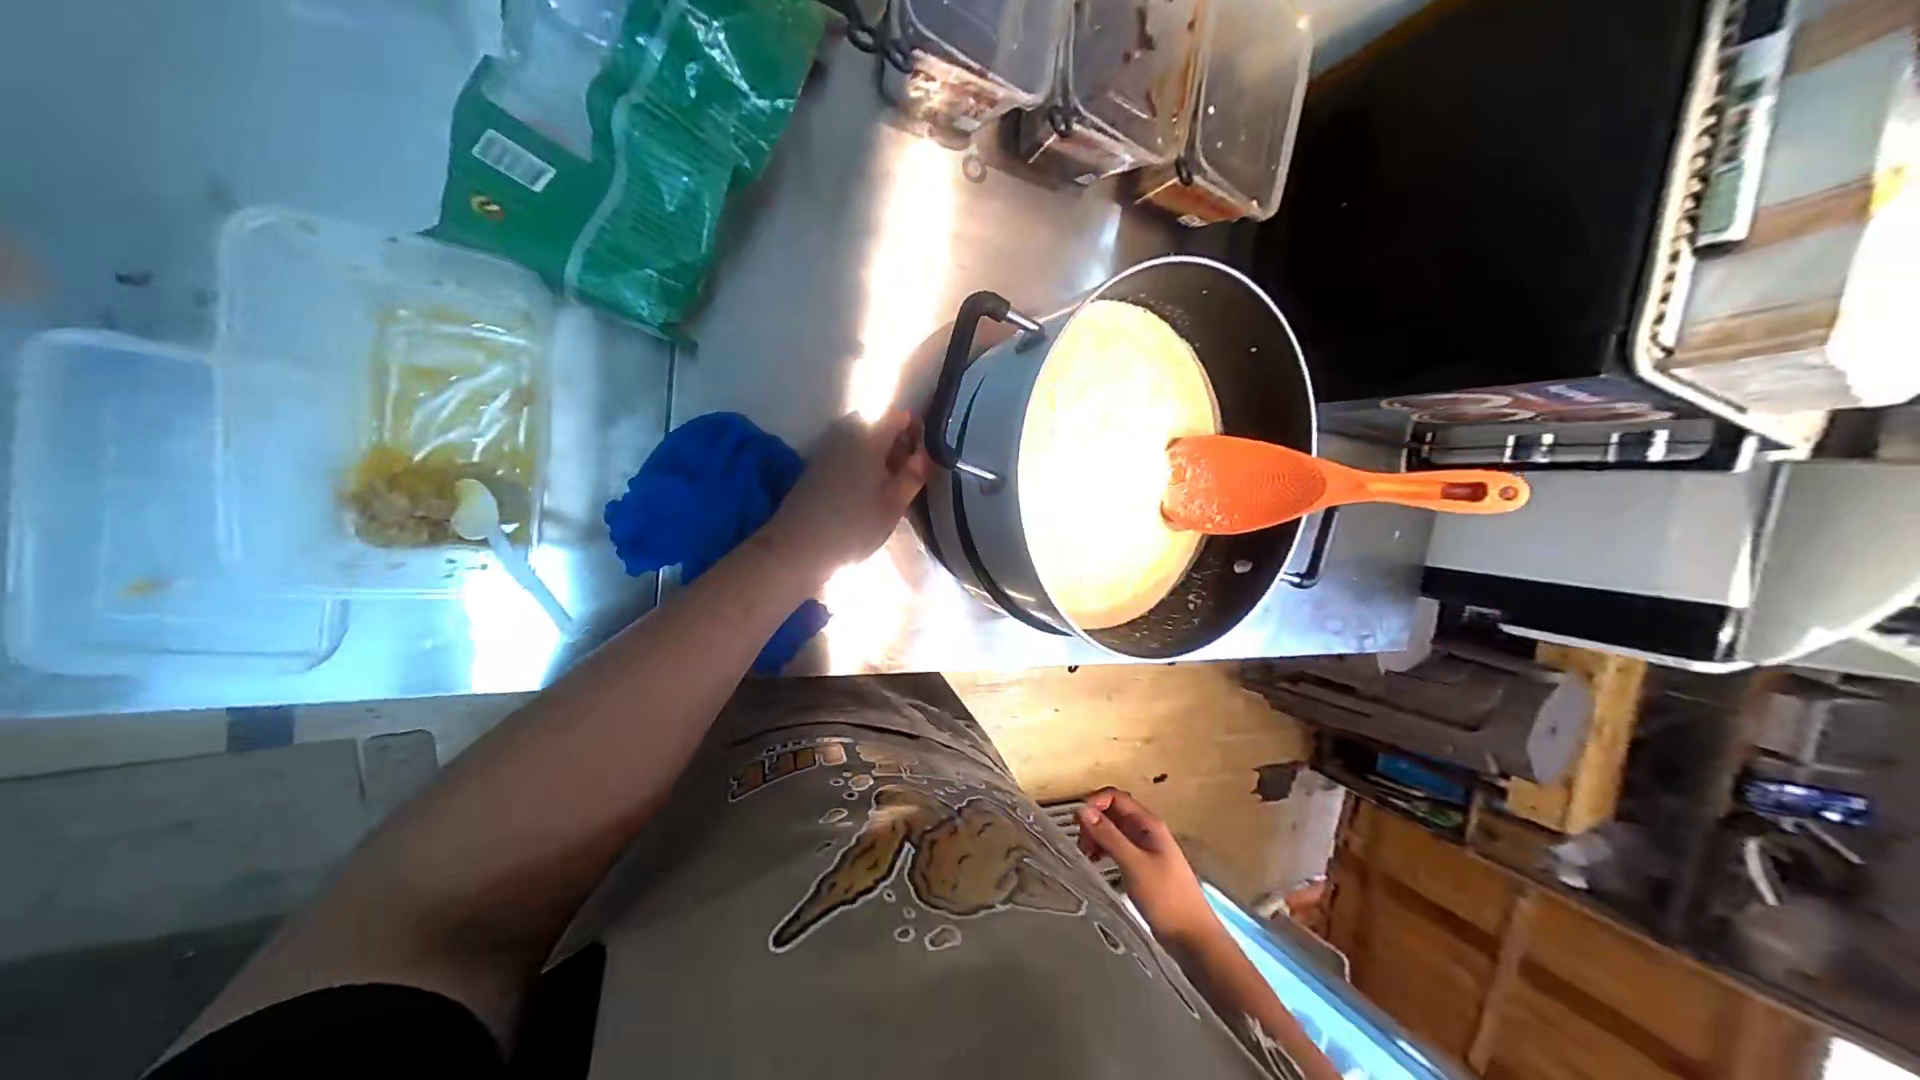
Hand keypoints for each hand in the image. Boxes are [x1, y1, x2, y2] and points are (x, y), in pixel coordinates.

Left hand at [765, 409, 930, 573]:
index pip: (899, 415)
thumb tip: (926, 453)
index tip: (924, 455)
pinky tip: (865, 491)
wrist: (797, 547)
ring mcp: (828, 448)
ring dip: (878, 455)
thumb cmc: (853, 527)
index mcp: (870, 437)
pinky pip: (846, 452)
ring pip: (862, 440)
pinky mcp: (816, 465)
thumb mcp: (893, 506)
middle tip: (907, 474)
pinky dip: (860, 463)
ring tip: (887, 486)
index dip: (916, 429)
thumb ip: (912, 476)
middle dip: (896, 443)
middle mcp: (847, 433)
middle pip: (878, 424)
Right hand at [1077, 788, 1218, 945]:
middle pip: (1112, 812)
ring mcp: (1143, 849)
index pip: (1116, 797)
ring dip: (1096, 836)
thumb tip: (1083, 810)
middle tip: (1082, 844)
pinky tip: (1096, 863)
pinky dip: (1102, 850)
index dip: (1095, 802)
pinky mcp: (1140, 866)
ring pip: (1112, 830)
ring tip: (1087, 855)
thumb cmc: (1166, 898)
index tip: (1078, 821)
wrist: (1192, 937)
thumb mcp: (1134, 864)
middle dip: (1093, 821)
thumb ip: (1109, 836)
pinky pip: (1116, 847)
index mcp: (1148, 824)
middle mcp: (1146, 831)